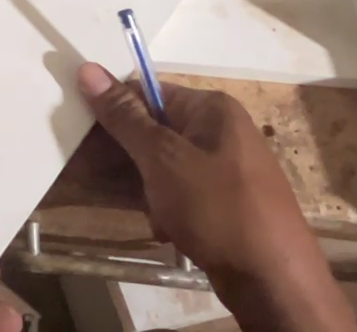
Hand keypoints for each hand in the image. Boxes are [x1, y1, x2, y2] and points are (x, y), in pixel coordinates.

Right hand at [77, 64, 356, 331]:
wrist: (278, 288)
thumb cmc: (218, 209)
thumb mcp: (161, 158)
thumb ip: (123, 115)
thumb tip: (87, 68)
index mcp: (212, 109)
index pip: (147, 91)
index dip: (112, 107)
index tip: (79, 126)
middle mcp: (221, 132)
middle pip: (153, 127)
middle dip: (120, 150)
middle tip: (84, 167)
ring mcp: (226, 169)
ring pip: (163, 162)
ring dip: (138, 181)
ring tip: (118, 200)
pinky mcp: (226, 204)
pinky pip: (180, 190)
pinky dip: (162, 203)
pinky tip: (156, 226)